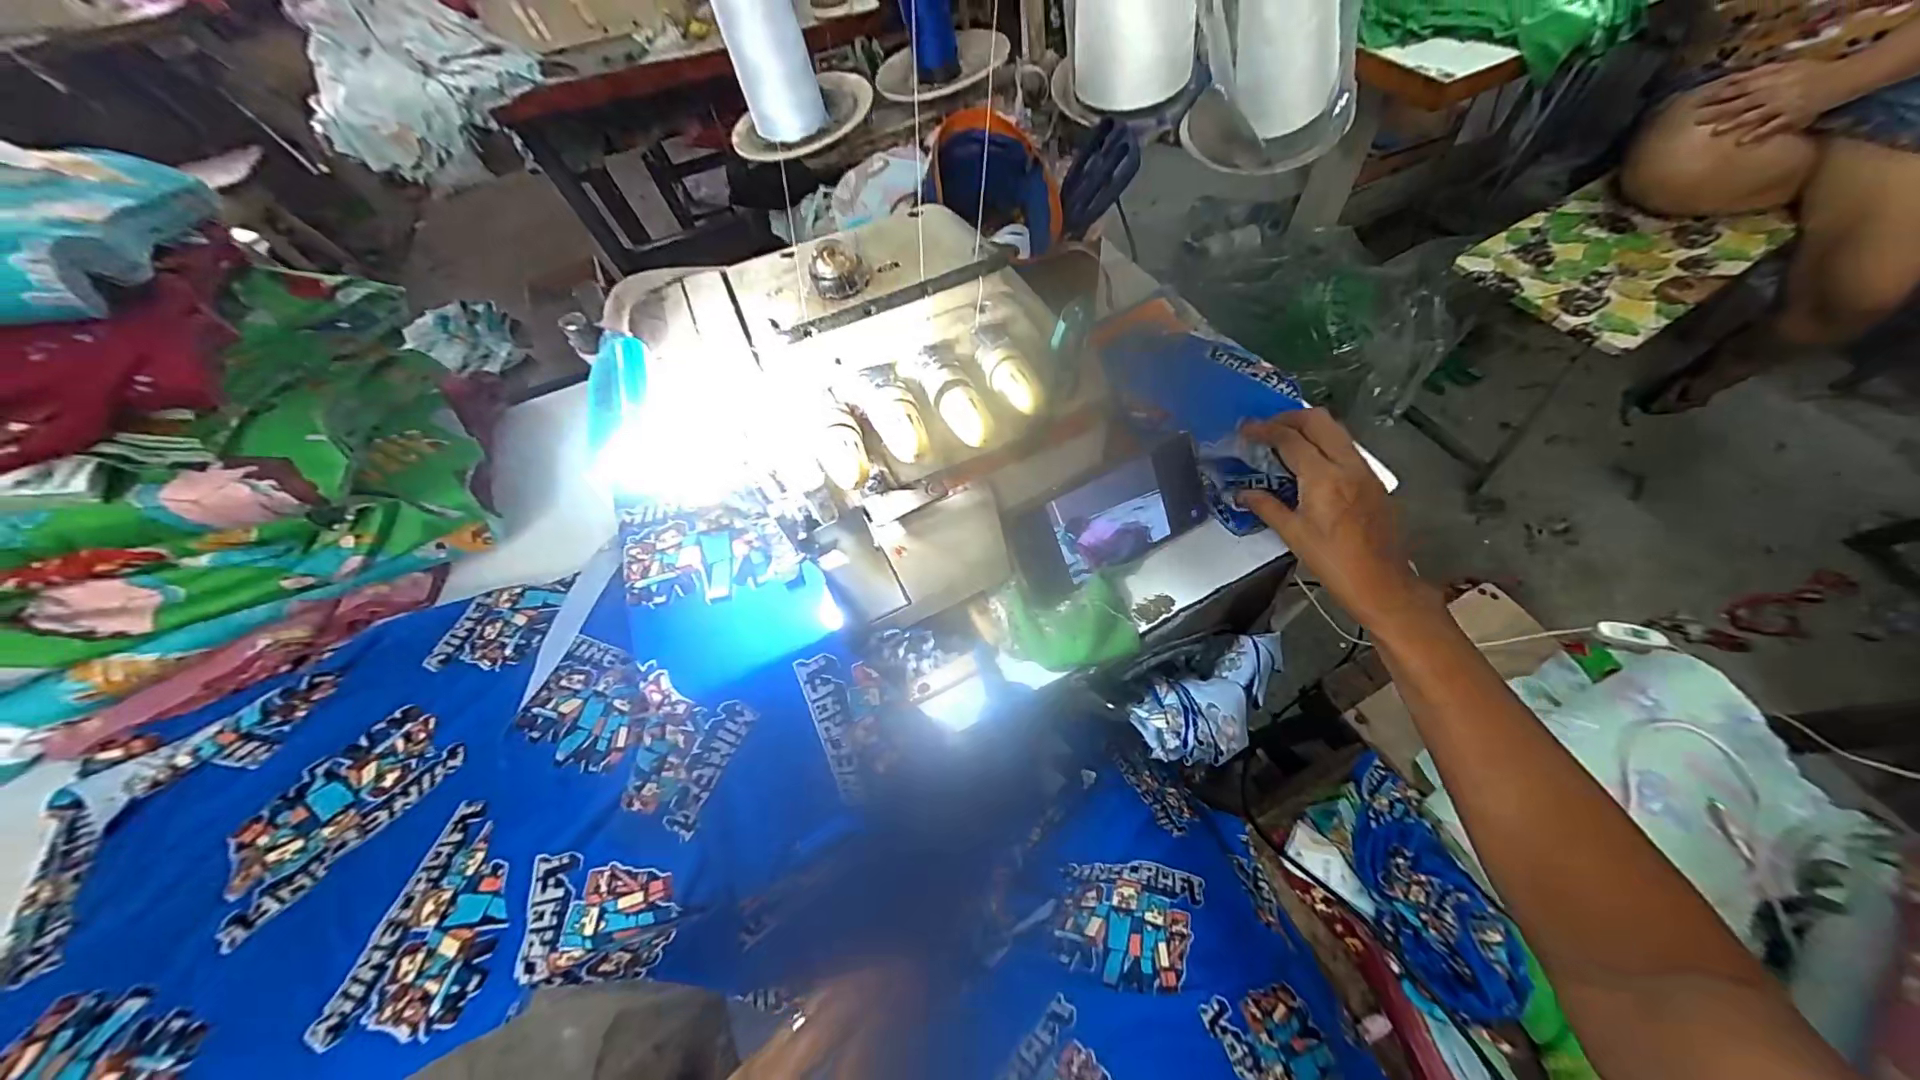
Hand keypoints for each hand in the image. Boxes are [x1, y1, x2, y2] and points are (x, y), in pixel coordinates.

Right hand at [1236, 410, 1436, 630]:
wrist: (1382, 582)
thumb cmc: (1334, 562)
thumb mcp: (1293, 535)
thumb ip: (1267, 506)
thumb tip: (1244, 493)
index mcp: (1323, 478)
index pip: (1290, 439)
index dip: (1265, 430)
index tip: (1246, 429)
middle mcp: (1347, 466)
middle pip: (1319, 421)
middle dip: (1289, 417)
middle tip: (1266, 427)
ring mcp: (1364, 471)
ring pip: (1336, 430)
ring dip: (1308, 427)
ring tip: (1284, 439)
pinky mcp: (1373, 480)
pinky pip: (1346, 448)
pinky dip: (1323, 443)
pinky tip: (1308, 461)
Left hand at [1693, 60, 1847, 143]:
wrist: (1847, 76)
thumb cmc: (1812, 72)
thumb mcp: (1787, 67)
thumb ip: (1761, 73)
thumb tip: (1732, 79)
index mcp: (1772, 79)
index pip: (1739, 87)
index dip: (1718, 94)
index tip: (1697, 101)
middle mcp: (1774, 92)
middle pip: (1741, 102)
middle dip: (1718, 111)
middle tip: (1696, 120)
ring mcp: (1784, 105)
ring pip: (1754, 115)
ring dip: (1733, 124)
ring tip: (1714, 132)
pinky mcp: (1794, 116)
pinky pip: (1773, 126)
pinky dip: (1757, 134)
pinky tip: (1741, 142)